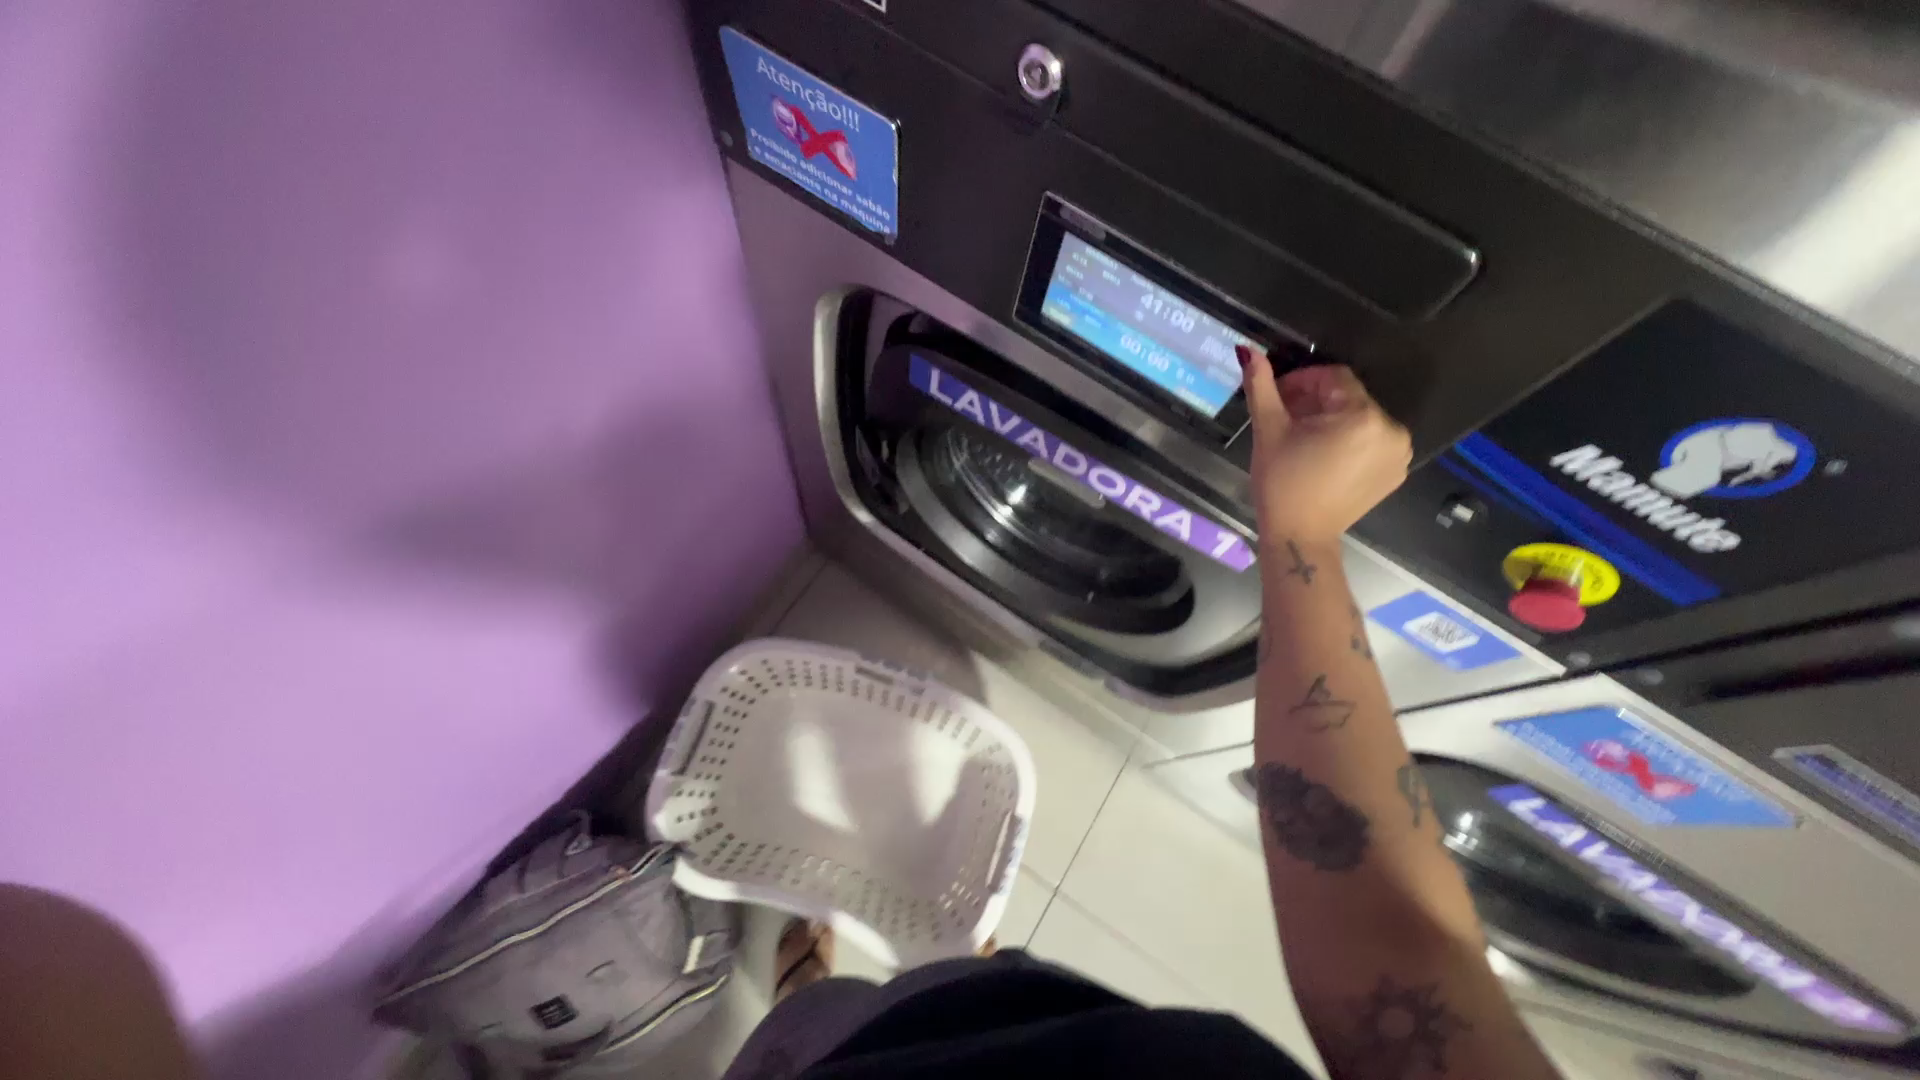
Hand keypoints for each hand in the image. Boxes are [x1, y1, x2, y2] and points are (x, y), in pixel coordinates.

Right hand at [1238, 345, 1411, 548]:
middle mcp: (1391, 430)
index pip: (1334, 377)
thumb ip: (1263, 387)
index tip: (1278, 396)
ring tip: (1302, 438)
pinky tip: (1322, 456)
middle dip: (1315, 401)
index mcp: (1362, 416)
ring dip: (1332, 420)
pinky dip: (1349, 441)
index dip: (1302, 381)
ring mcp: (1398, 453)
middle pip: (1348, 398)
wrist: (1300, 536)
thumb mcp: (1269, 431)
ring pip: (1360, 419)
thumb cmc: (1282, 483)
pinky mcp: (1395, 471)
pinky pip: (1371, 441)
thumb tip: (1248, 351)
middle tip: (1286, 418)